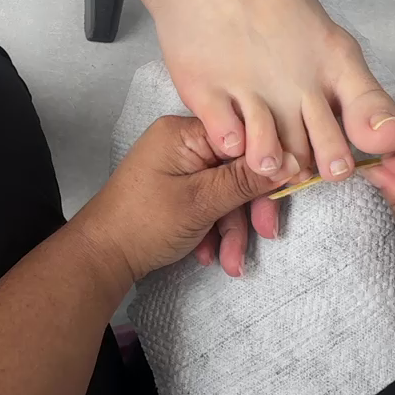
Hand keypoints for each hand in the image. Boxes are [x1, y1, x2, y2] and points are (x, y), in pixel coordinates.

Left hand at [71, 116, 297, 282]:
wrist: (102, 257)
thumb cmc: (145, 223)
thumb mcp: (201, 202)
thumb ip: (244, 180)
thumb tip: (290, 160)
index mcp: (184, 133)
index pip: (242, 136)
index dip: (268, 163)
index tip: (291, 187)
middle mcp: (183, 143)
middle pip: (236, 166)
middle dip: (250, 207)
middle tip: (266, 234)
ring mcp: (180, 167)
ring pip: (225, 191)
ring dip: (233, 228)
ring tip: (231, 262)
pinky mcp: (179, 190)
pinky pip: (210, 202)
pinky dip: (215, 229)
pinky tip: (209, 254)